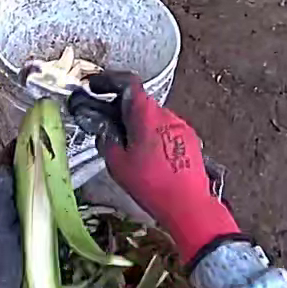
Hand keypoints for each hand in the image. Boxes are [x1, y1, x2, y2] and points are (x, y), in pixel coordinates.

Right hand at [68, 71, 239, 266]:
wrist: (189, 206)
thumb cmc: (152, 184)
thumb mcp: (117, 164)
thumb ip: (107, 140)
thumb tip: (103, 130)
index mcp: (146, 115)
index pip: (127, 83)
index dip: (108, 81)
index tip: (96, 86)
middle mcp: (166, 115)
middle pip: (140, 102)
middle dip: (121, 109)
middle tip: (107, 122)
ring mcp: (181, 127)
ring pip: (153, 118)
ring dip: (138, 124)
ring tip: (127, 145)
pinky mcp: (190, 141)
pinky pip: (166, 130)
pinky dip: (153, 135)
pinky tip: (147, 156)